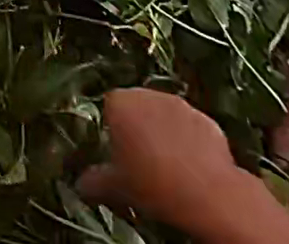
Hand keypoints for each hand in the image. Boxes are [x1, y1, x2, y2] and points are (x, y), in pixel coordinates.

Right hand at [78, 89, 288, 243]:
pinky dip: (189, 141)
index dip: (112, 128)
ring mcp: (179, 105)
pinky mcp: (205, 119)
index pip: (109, 106)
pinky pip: (191, 127)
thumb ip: (94, 182)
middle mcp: (147, 95)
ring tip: (167, 166)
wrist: (207, 194)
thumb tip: (80, 185)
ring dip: (163, 132)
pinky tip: (190, 168)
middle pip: (137, 106)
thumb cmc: (152, 184)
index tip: (117, 151)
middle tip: (139, 159)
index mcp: (120, 103)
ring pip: (165, 115)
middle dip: (138, 126)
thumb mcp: (116, 187)